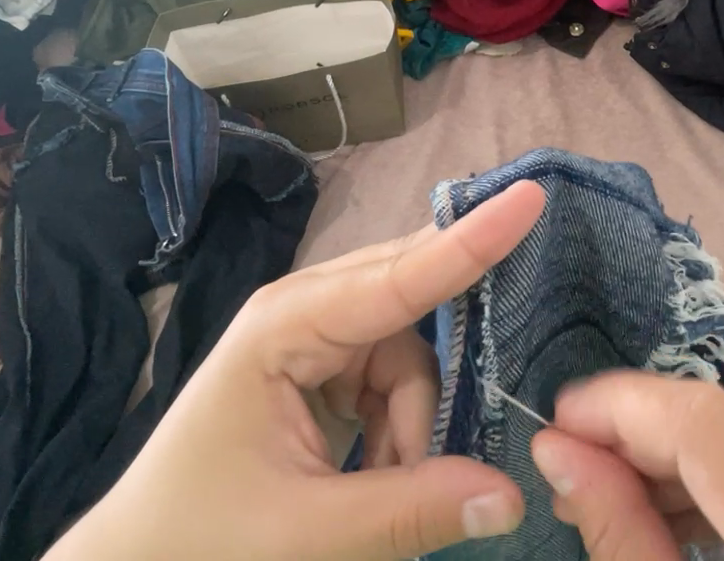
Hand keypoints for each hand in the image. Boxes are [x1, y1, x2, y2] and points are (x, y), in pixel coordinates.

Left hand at [45, 181, 547, 560]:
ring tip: (384, 488)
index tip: (528, 197)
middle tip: (508, 336)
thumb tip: (513, 494)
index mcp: (287, 324)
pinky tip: (376, 476)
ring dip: (414, 425)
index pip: (400, 276)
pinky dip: (401, 432)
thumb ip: (413, 510)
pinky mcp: (326, 371)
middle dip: (449, 348)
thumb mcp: (303, 537)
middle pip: (412, 302)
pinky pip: (396, 383)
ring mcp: (317, 339)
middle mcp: (306, 312)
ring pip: (413, 355)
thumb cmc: (195, 544)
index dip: (472, 240)